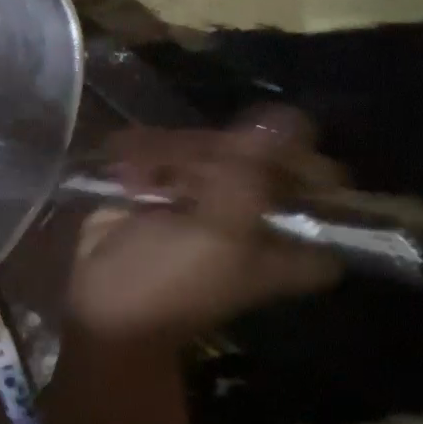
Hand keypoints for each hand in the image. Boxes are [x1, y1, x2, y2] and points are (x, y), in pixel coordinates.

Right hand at [69, 107, 342, 349]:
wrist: (102, 307)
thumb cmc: (170, 282)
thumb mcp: (220, 233)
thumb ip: (254, 175)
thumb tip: (286, 116)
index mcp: (300, 236)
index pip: (320, 176)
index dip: (282, 159)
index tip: (238, 159)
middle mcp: (263, 213)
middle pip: (256, 152)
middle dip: (208, 155)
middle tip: (171, 173)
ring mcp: (214, 199)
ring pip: (209, 148)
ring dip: (165, 154)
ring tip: (135, 177)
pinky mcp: (169, 192)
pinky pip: (168, 154)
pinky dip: (143, 156)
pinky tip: (124, 171)